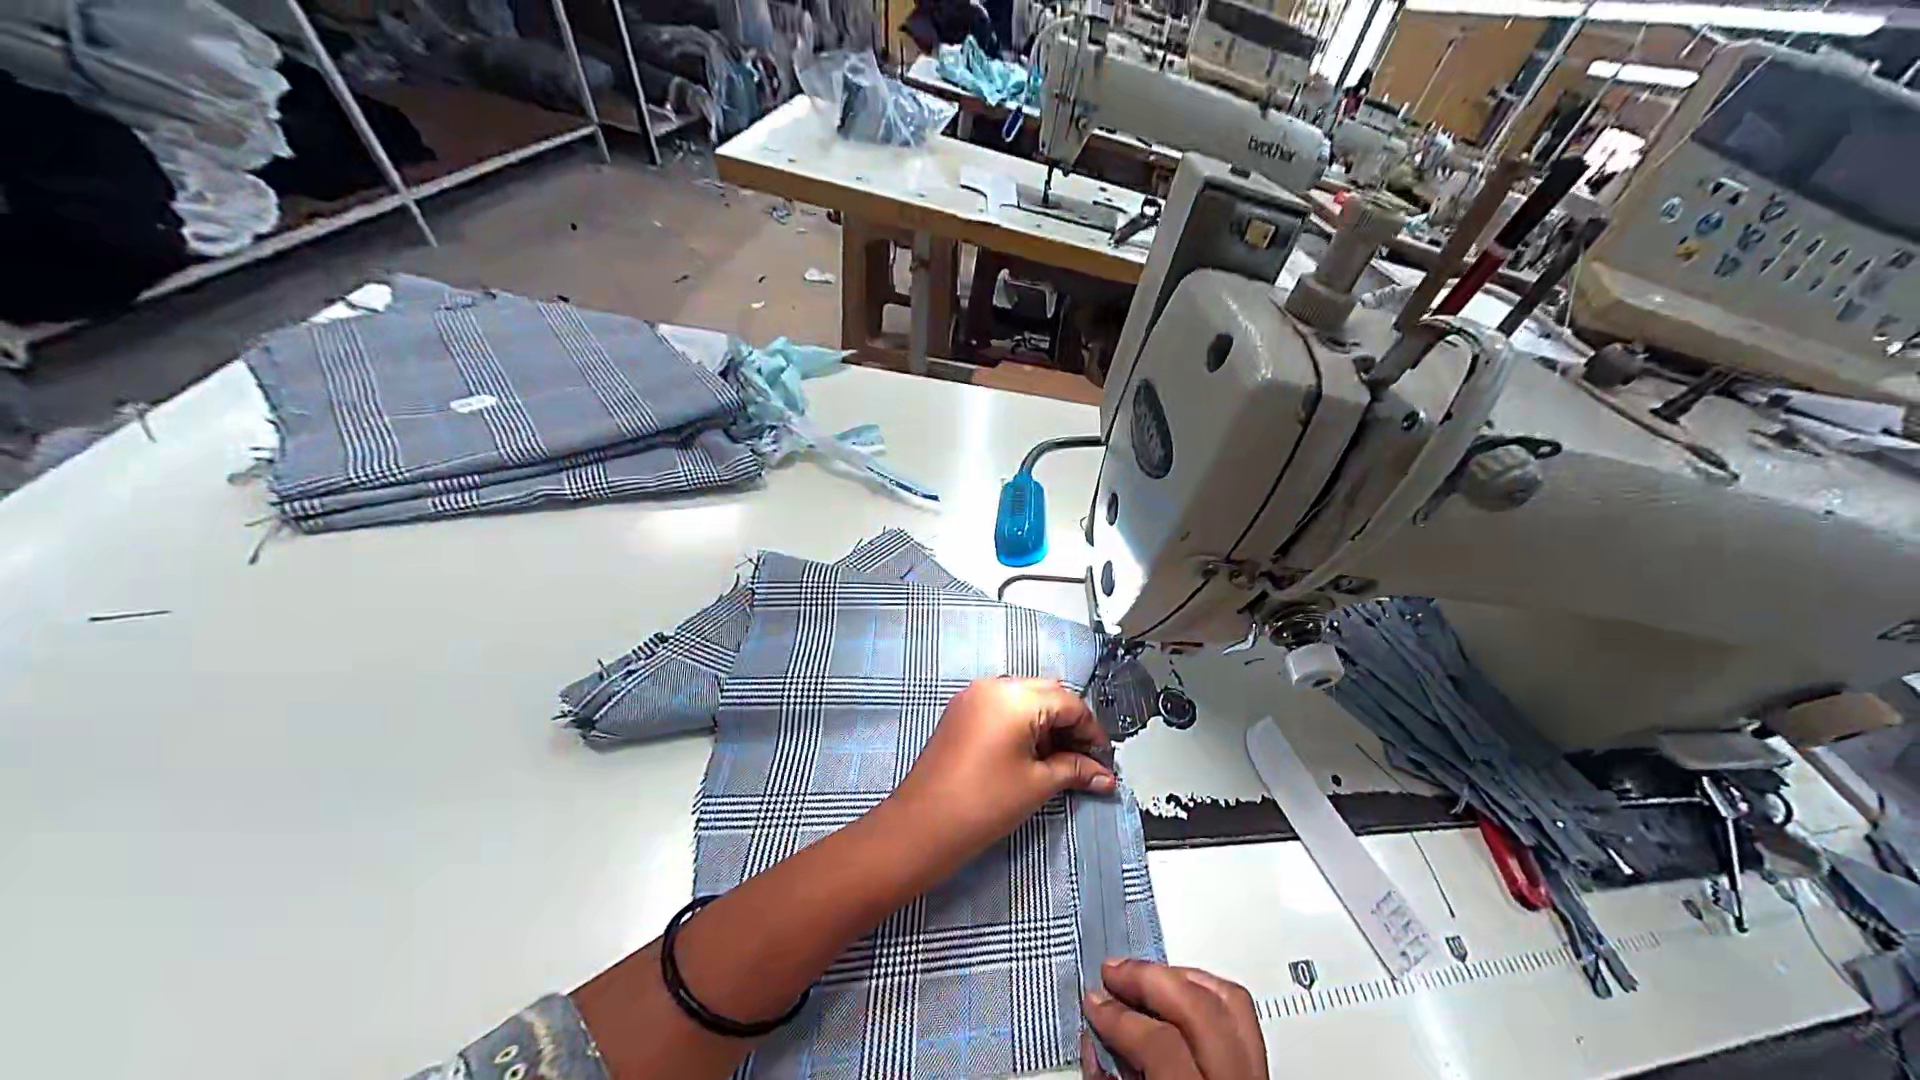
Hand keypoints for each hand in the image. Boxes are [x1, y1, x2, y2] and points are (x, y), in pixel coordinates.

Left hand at [883, 677, 1114, 871]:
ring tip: (1061, 763)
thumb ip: (1075, 770)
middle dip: (1071, 726)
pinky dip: (1023, 726)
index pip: (1069, 702)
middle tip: (1086, 762)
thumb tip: (1102, 775)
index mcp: (1014, 697)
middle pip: (1048, 695)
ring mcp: (973, 698)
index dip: (1091, 731)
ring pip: (1025, 701)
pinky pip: (1002, 709)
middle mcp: (992, 687)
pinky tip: (1033, 756)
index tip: (1103, 759)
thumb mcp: (1038, 784)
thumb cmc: (981, 803)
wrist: (923, 826)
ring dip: (1048, 726)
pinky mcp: (961, 714)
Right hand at [1082, 959, 1266, 1079]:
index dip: (1119, 1017)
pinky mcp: (1266, 1073)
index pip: (1163, 1045)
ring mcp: (1261, 1078)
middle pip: (1203, 1009)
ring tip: (1145, 976)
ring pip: (1234, 1003)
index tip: (1093, 1002)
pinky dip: (1209, 994)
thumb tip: (1094, 1036)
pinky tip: (1181, 993)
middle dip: (1150, 980)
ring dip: (1183, 978)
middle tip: (1113, 973)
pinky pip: (1244, 1018)